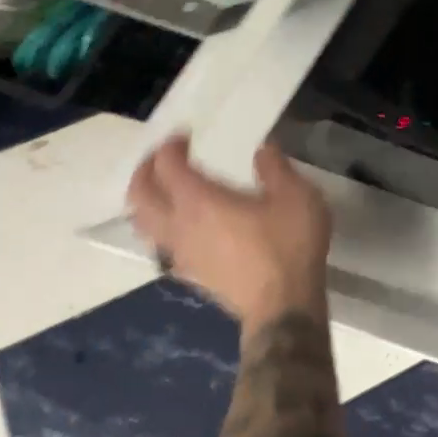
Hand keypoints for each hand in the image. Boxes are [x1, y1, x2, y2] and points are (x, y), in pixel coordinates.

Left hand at [128, 136, 332, 330]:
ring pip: (143, 222)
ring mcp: (179, 252)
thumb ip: (275, 170)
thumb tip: (261, 149)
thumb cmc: (289, 243)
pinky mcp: (188, 272)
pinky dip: (162, 225)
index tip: (181, 135)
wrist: (281, 301)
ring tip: (161, 190)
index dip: (170, 148)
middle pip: (140, 196)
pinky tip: (182, 227)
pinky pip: (160, 243)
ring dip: (145, 200)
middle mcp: (179, 225)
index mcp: (201, 202)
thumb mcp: (297, 197)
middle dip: (144, 172)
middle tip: (159, 158)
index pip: (170, 169)